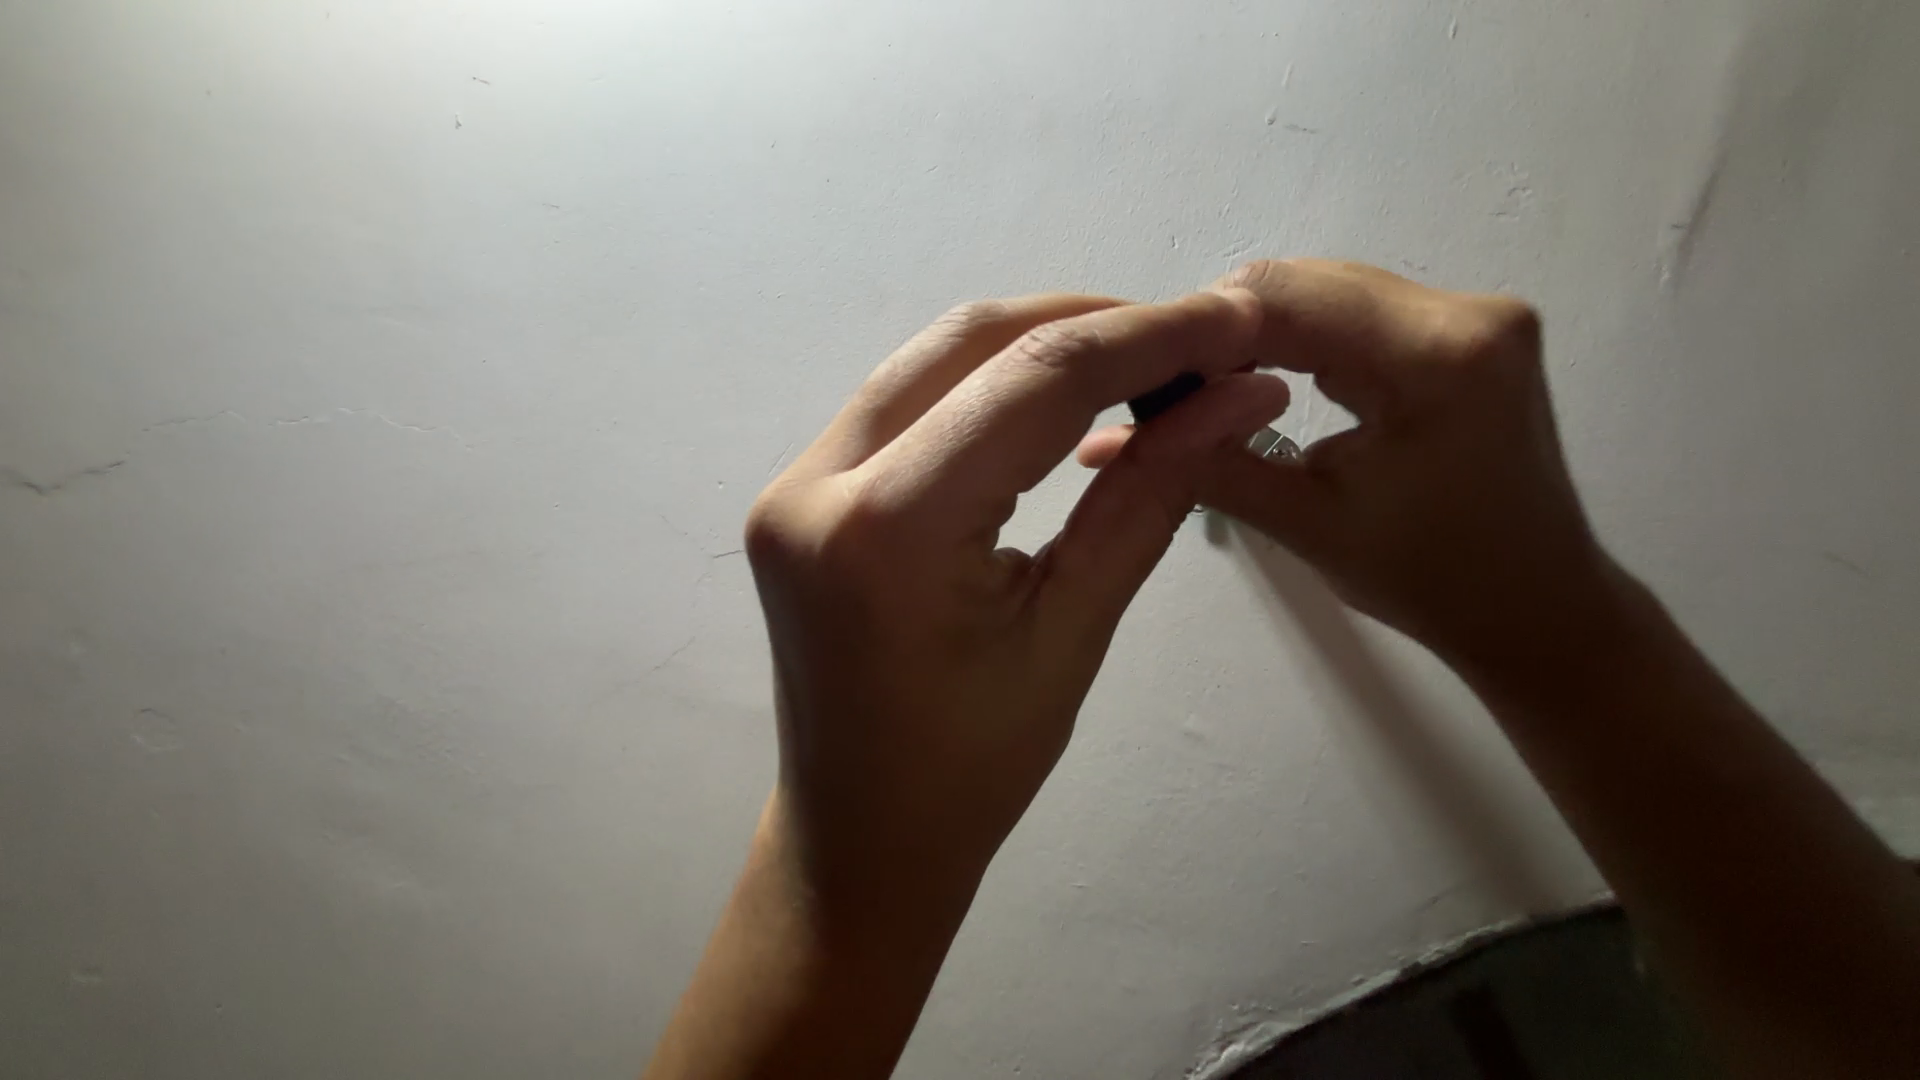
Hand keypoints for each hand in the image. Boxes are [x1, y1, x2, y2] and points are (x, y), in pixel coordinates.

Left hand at [745, 289, 1286, 921]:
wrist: (859, 832)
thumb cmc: (971, 770)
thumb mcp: (1073, 633)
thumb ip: (1151, 496)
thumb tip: (1241, 397)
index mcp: (886, 533)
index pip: (1034, 382)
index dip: (1148, 337)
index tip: (1233, 323)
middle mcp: (817, 482)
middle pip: (971, 341)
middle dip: (1093, 324)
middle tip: (1191, 342)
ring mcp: (794, 480)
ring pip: (932, 358)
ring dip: (1039, 345)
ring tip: (1138, 364)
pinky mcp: (799, 488)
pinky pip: (905, 400)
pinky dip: (987, 385)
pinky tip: (1054, 403)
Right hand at [1080, 259, 1611, 666]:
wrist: (1531, 605)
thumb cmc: (1425, 579)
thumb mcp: (1302, 523)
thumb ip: (1209, 464)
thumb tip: (1113, 434)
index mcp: (1437, 356)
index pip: (1288, 298)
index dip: (1202, 328)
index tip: (1142, 370)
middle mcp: (1467, 311)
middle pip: (1308, 282)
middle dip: (1224, 329)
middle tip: (1164, 385)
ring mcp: (1472, 315)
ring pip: (1328, 292)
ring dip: (1256, 333)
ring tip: (1201, 387)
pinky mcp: (1463, 332)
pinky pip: (1355, 314)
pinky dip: (1297, 340)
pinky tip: (1257, 379)